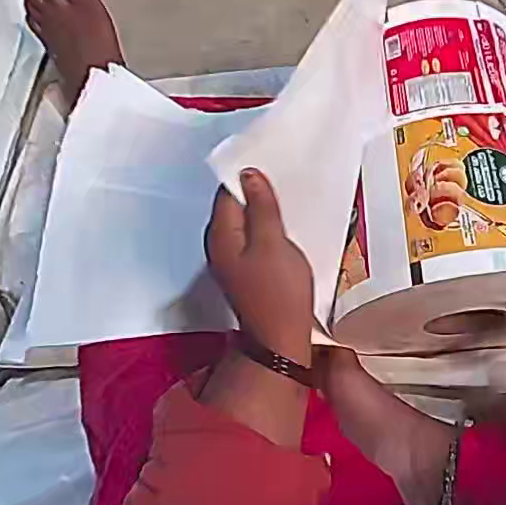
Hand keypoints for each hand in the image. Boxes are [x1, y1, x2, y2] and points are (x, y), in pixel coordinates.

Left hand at [207, 168, 314, 366]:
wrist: (280, 339)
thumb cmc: (278, 293)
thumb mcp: (273, 242)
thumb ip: (261, 206)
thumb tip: (250, 176)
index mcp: (221, 235)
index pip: (227, 192)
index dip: (247, 176)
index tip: (269, 165)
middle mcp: (219, 246)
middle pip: (233, 207)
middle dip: (255, 193)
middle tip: (282, 182)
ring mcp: (231, 260)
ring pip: (244, 223)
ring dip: (263, 212)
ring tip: (286, 204)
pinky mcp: (245, 271)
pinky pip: (252, 239)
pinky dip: (266, 229)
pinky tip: (283, 229)